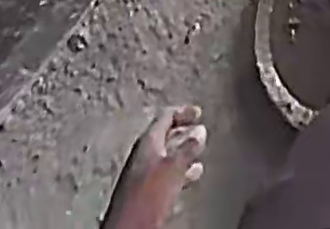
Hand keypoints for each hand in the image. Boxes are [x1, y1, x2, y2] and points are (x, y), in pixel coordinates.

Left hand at [100, 106, 205, 228]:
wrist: (128, 228)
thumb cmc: (149, 193)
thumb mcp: (173, 167)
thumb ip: (187, 148)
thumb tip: (200, 131)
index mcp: (147, 141)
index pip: (166, 117)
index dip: (183, 113)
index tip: (199, 113)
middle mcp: (143, 154)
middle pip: (166, 136)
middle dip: (184, 133)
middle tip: (200, 131)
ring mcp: (143, 173)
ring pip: (167, 157)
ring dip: (184, 154)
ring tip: (199, 156)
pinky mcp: (145, 192)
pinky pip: (165, 175)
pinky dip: (179, 172)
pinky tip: (189, 178)